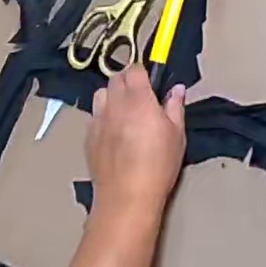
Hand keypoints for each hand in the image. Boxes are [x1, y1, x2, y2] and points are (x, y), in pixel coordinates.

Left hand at [86, 66, 186, 227]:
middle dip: (127, 81)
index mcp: (138, 99)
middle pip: (115, 77)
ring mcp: (98, 120)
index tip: (151, 82)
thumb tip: (176, 89)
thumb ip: (175, 107)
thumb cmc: (157, 165)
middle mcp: (115, 104)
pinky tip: (114, 132)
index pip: (134, 69)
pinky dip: (104, 116)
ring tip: (124, 111)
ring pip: (101, 94)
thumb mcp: (177, 135)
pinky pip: (94, 116)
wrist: (126, 197)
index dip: (142, 72)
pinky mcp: (88, 137)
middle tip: (141, 96)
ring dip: (112, 95)